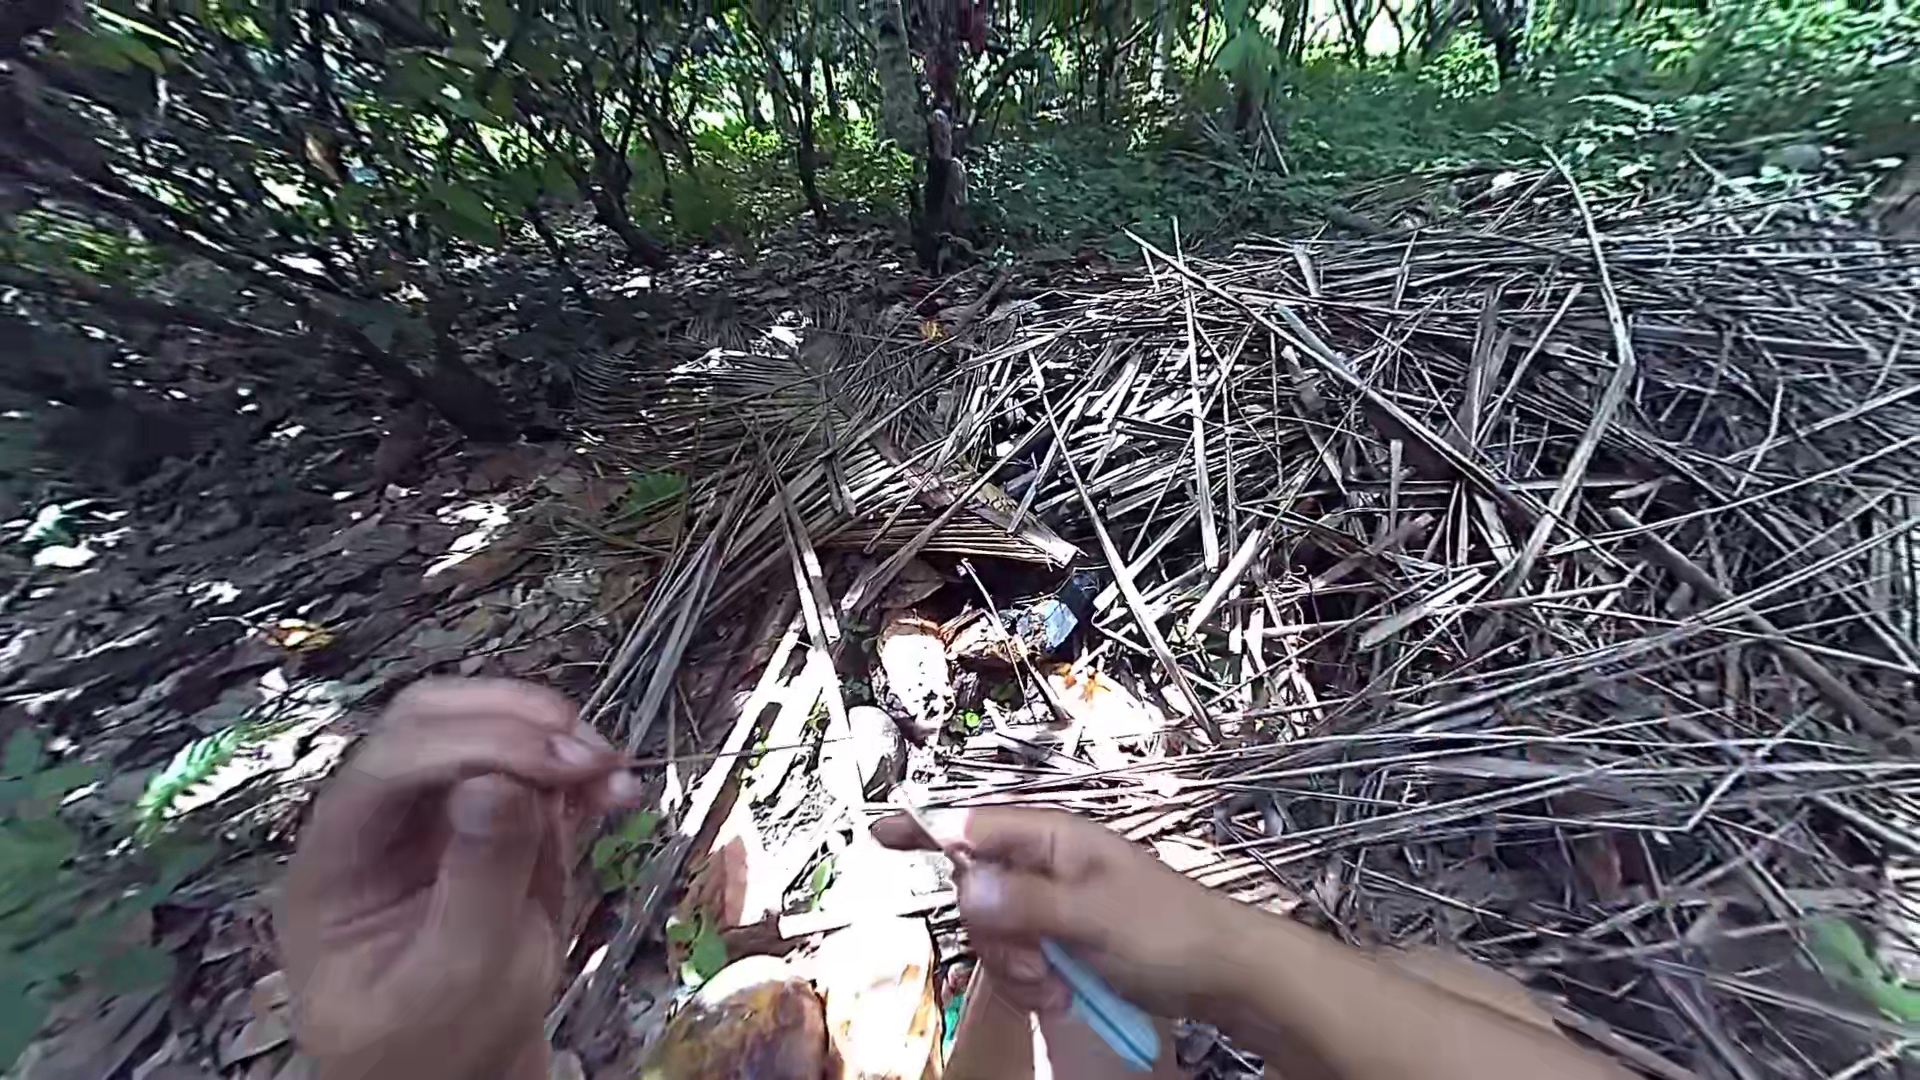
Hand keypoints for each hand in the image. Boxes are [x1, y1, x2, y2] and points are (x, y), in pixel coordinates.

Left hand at [279, 679, 639, 1079]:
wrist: (474, 1055)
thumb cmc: (442, 1035)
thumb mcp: (458, 973)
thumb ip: (477, 877)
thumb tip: (494, 785)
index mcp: (340, 861)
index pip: (394, 762)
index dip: (482, 745)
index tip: (567, 767)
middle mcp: (388, 817)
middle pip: (436, 717)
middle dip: (519, 719)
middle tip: (588, 753)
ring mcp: (447, 807)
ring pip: (496, 723)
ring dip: (564, 737)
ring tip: (616, 775)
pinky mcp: (505, 809)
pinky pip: (544, 762)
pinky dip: (586, 767)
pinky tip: (619, 794)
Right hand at [873, 807, 1249, 1019]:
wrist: (1218, 969)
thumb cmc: (1162, 927)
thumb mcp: (1093, 915)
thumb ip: (1025, 899)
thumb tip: (962, 882)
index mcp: (1048, 836)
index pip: (973, 823)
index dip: (925, 825)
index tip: (881, 832)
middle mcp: (1040, 861)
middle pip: (976, 887)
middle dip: (995, 934)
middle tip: (1035, 964)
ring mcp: (1047, 898)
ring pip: (993, 927)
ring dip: (1015, 965)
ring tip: (1057, 984)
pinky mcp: (1055, 932)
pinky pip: (1016, 954)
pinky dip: (1029, 979)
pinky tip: (1062, 992)